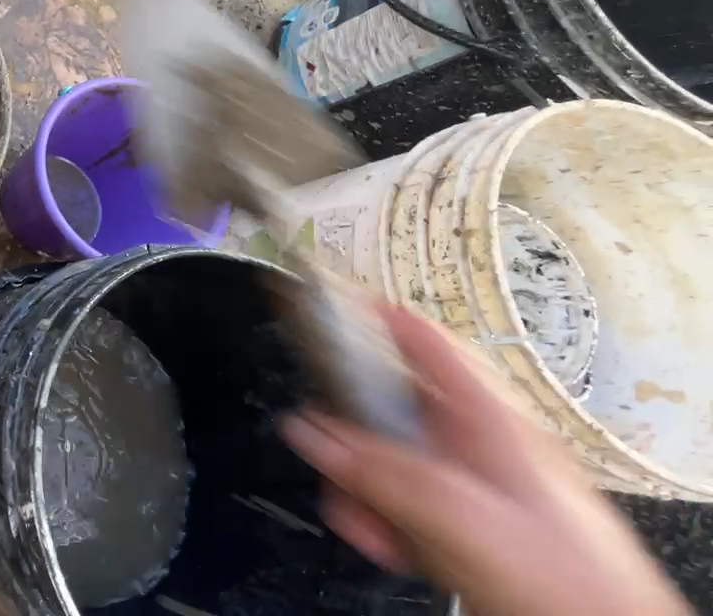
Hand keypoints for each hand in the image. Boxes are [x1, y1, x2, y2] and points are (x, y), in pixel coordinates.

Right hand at [282, 305, 688, 615]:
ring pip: (379, 455)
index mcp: (491, 423)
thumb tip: (309, 430)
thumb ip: (380, 469)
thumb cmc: (578, 589)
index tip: (328, 301)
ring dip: (355, 483)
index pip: (427, 343)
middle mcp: (474, 446)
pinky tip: (381, 538)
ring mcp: (464, 484)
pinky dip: (372, 514)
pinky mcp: (455, 521)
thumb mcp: (463, 515)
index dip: (377, 316)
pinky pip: (389, 496)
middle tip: (330, 453)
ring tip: (364, 517)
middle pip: (384, 405)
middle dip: (344, 431)